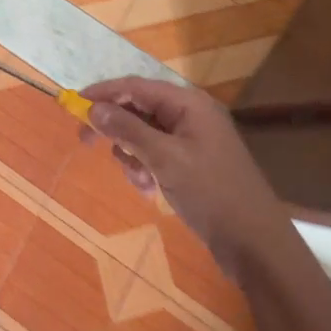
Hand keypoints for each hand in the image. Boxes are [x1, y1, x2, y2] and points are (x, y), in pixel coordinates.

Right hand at [80, 77, 287, 273]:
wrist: (256, 243)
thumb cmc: (211, 192)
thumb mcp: (165, 159)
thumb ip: (129, 130)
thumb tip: (95, 108)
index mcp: (188, 103)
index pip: (136, 86)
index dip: (104, 93)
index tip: (74, 104)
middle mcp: (191, 115)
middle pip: (140, 109)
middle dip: (116, 128)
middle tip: (86, 142)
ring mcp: (194, 140)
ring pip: (146, 135)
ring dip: (133, 154)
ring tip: (138, 181)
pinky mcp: (194, 164)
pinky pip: (159, 155)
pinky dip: (147, 168)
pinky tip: (148, 190)